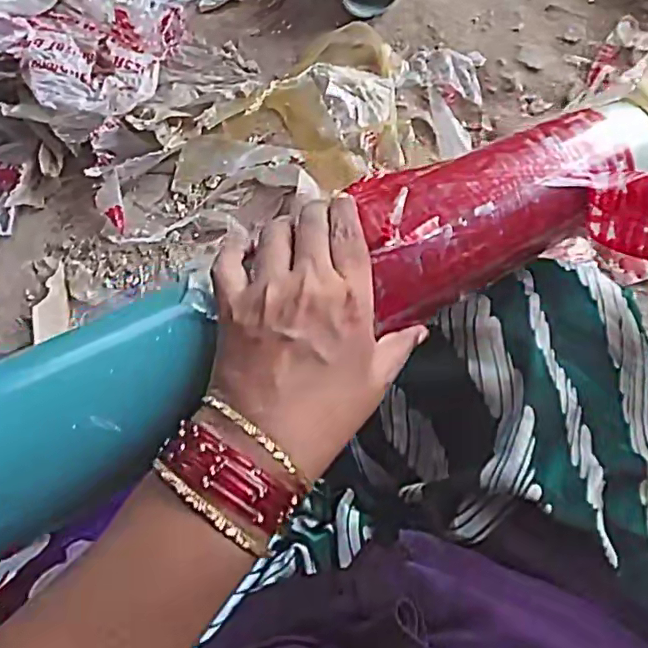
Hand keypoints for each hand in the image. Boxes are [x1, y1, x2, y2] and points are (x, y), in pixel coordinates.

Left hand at [208, 195, 424, 480]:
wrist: (262, 445)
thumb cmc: (328, 413)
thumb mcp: (375, 379)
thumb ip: (399, 345)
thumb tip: (419, 329)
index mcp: (351, 298)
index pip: (348, 233)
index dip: (345, 209)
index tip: (343, 203)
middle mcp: (310, 283)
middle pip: (310, 221)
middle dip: (314, 210)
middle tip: (315, 213)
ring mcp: (267, 290)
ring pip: (273, 231)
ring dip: (281, 225)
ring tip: (285, 230)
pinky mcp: (231, 304)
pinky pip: (227, 258)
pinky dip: (235, 245)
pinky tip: (243, 244)